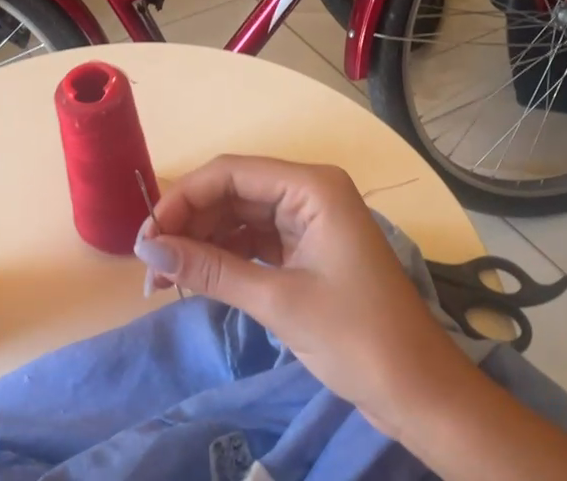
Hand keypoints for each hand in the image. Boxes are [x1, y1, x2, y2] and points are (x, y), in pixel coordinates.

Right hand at [132, 155, 464, 432]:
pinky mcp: (306, 250)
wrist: (420, 392)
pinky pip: (253, 240)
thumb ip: (210, 269)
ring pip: (239, 217)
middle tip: (150, 264)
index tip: (146, 237)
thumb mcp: (277, 300)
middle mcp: (309, 192)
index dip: (182, 199)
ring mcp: (308, 221)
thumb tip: (148, 250)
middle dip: (189, 224)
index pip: (230, 173)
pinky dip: (224, 257)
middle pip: (232, 192)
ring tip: (164, 277)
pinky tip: (196, 277)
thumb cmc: (357, 337)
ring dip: (202, 243)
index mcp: (311, 186)